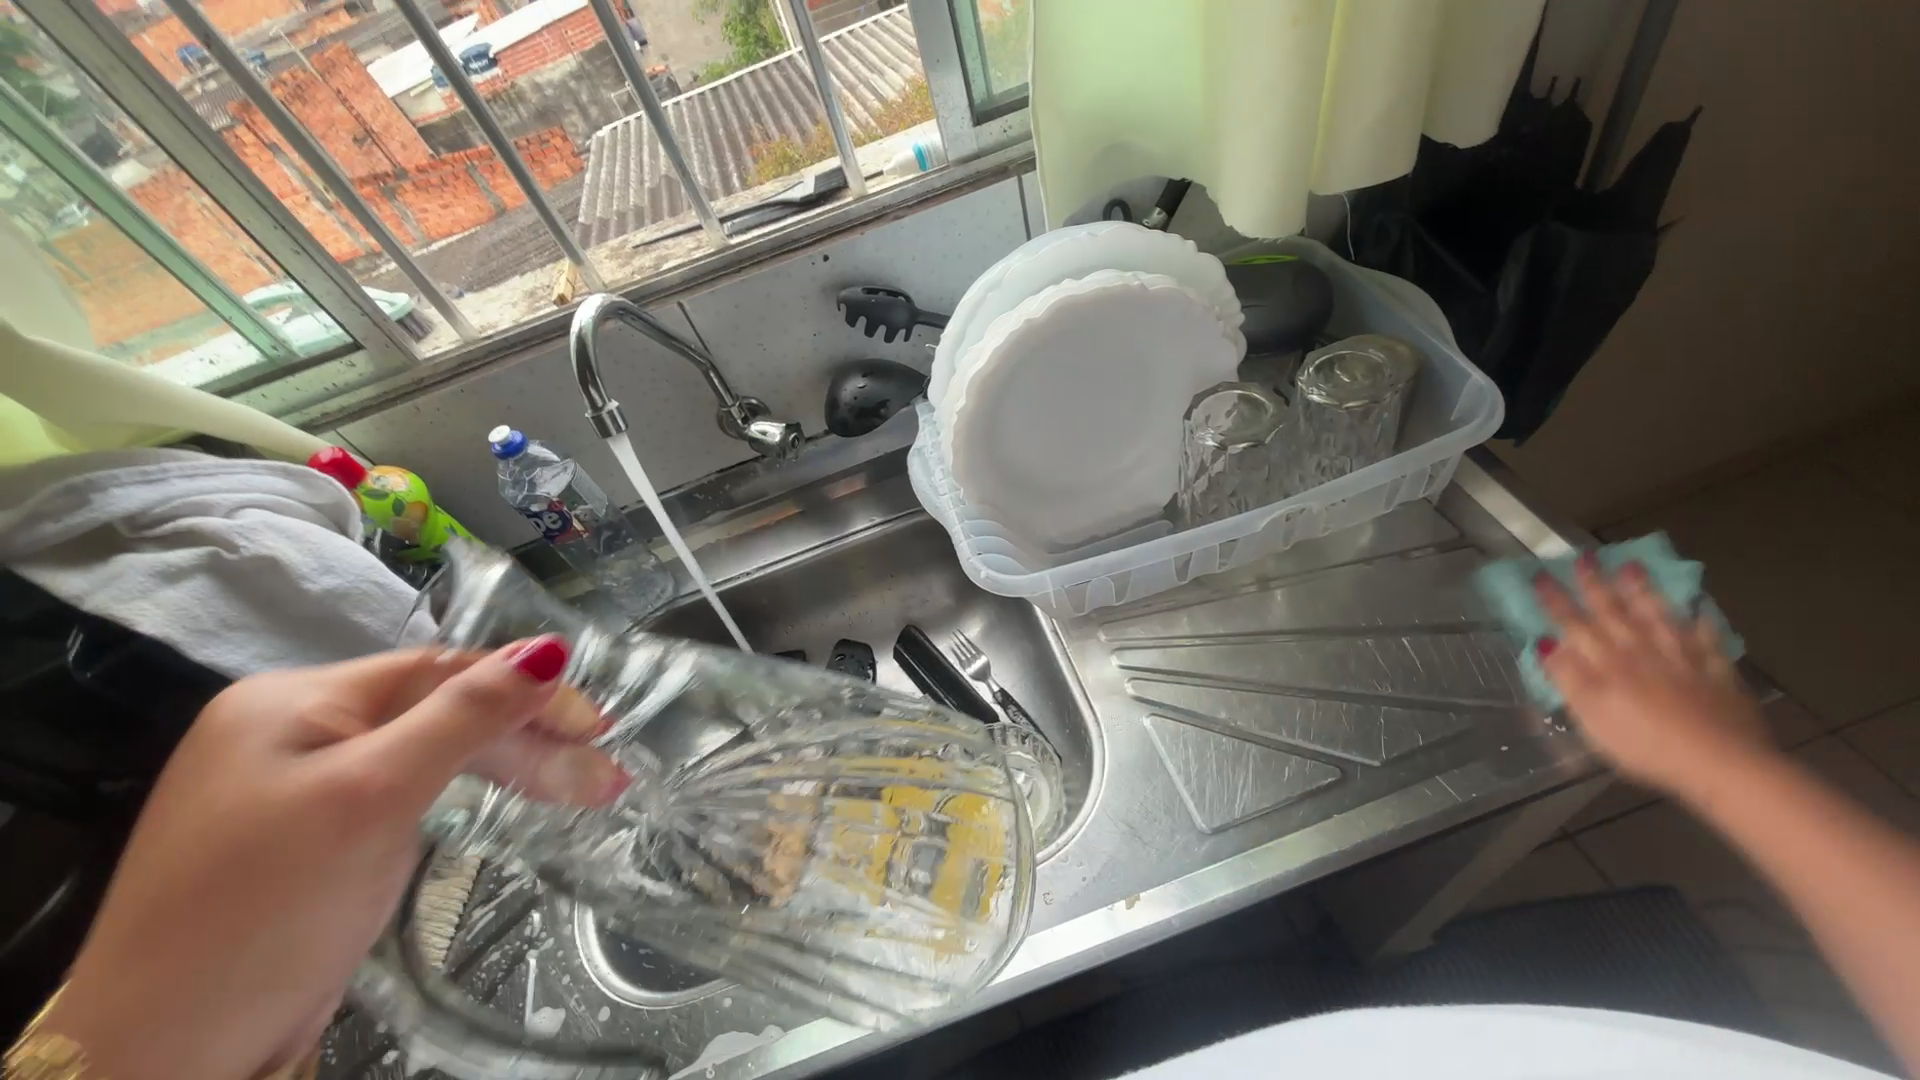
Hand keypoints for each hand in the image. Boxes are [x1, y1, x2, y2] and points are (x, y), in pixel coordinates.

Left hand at [38, 637, 623, 1079]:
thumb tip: (550, 648)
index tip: (594, 725)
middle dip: (528, 740)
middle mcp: (297, 729)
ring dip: (511, 768)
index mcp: (294, 700)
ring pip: (434, 753)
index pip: (439, 671)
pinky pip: (413, 789)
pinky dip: (470, 792)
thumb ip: (465, 716)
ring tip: (586, 789)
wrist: (165, 1054)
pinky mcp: (319, 834)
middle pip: (441, 711)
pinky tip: (510, 798)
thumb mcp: (375, 796)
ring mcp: (305, 784)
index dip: (526, 691)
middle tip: (602, 774)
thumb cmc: (268, 909)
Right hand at [1535, 554, 1774, 798]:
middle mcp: (1641, 652)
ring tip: (1632, 567)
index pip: (1573, 624)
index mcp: (1606, 664)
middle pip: (1614, 613)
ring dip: (1642, 592)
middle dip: (1596, 584)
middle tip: (1585, 555)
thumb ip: (1568, 678)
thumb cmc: (1643, 744)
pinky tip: (1699, 608)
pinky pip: (1707, 641)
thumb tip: (1546, 642)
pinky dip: (1700, 622)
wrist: (1722, 764)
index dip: (1555, 600)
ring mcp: (1683, 660)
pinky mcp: (1717, 675)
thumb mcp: (1590, 716)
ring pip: (1658, 617)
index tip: (1540, 574)